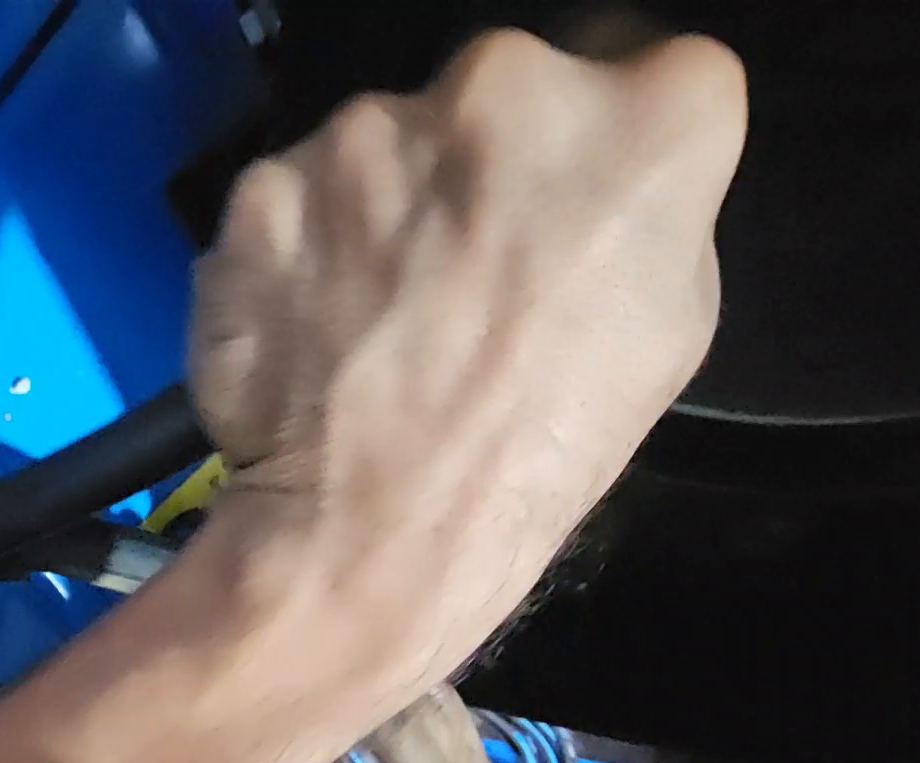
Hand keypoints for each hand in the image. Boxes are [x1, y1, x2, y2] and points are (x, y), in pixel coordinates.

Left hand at [190, 29, 746, 711]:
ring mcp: (361, 136)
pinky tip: (289, 323)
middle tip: (429, 274)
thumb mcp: (657, 329)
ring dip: (360, 211)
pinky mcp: (261, 192)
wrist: (369, 525)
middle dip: (458, 172)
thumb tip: (573, 178)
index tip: (524, 217)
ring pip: (365, 151)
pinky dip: (280, 253)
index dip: (559, 161)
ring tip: (350, 316)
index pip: (617, 80)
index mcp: (649, 116)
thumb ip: (628, 214)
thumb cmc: (530, 452)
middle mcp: (500, 87)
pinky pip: (278, 207)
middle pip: (480, 100)